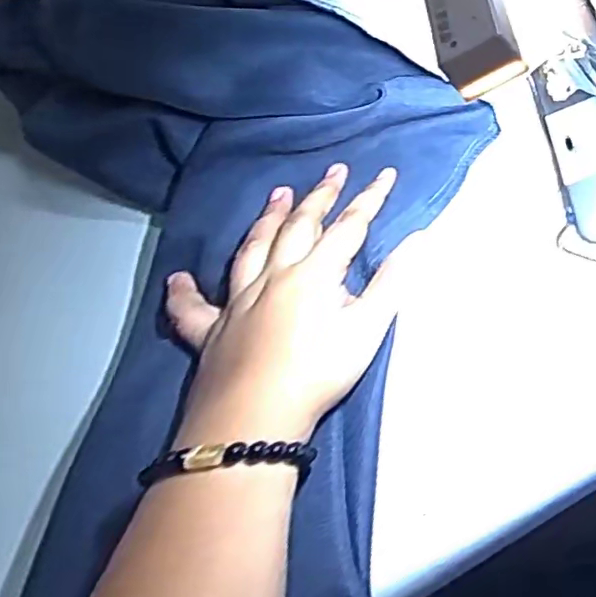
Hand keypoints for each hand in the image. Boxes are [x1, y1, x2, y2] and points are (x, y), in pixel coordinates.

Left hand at [166, 164, 413, 445]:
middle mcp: (273, 278)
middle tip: (334, 172)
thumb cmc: (320, 371)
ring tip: (277, 196)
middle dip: (320, 196)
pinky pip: (194, 308)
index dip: (370, 198)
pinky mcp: (211, 333)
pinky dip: (186, 291)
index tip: (385, 174)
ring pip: (251, 250)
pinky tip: (180, 279)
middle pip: (298, 227)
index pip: (349, 226)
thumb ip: (391, 280)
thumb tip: (415, 239)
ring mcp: (237, 304)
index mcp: (314, 274)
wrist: (251, 424)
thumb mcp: (369, 326)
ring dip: (267, 220)